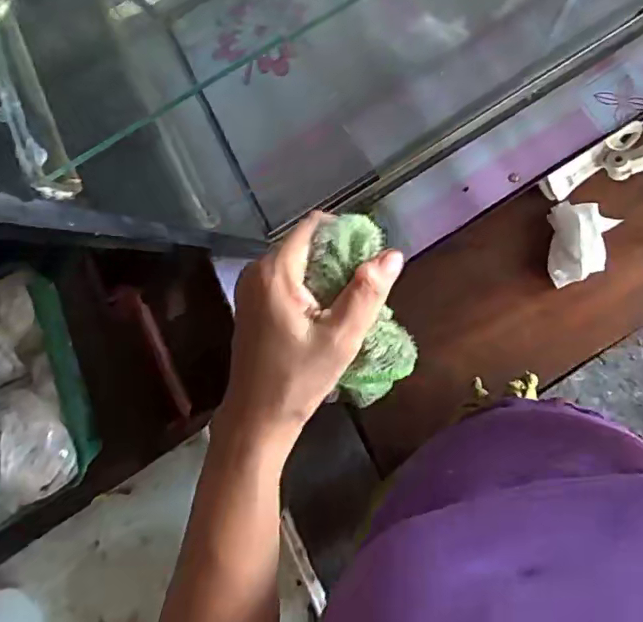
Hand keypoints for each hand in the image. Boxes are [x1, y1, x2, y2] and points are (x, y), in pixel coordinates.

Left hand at [219, 213, 403, 443]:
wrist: (255, 418)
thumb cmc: (298, 379)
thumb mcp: (341, 338)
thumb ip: (367, 292)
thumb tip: (392, 254)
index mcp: (275, 270)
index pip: (313, 225)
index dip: (344, 231)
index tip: (368, 252)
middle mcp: (257, 268)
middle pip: (305, 242)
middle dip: (337, 254)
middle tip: (364, 281)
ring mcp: (250, 285)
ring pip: (296, 260)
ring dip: (324, 271)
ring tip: (350, 297)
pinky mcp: (251, 301)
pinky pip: (285, 277)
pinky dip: (308, 284)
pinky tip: (326, 311)